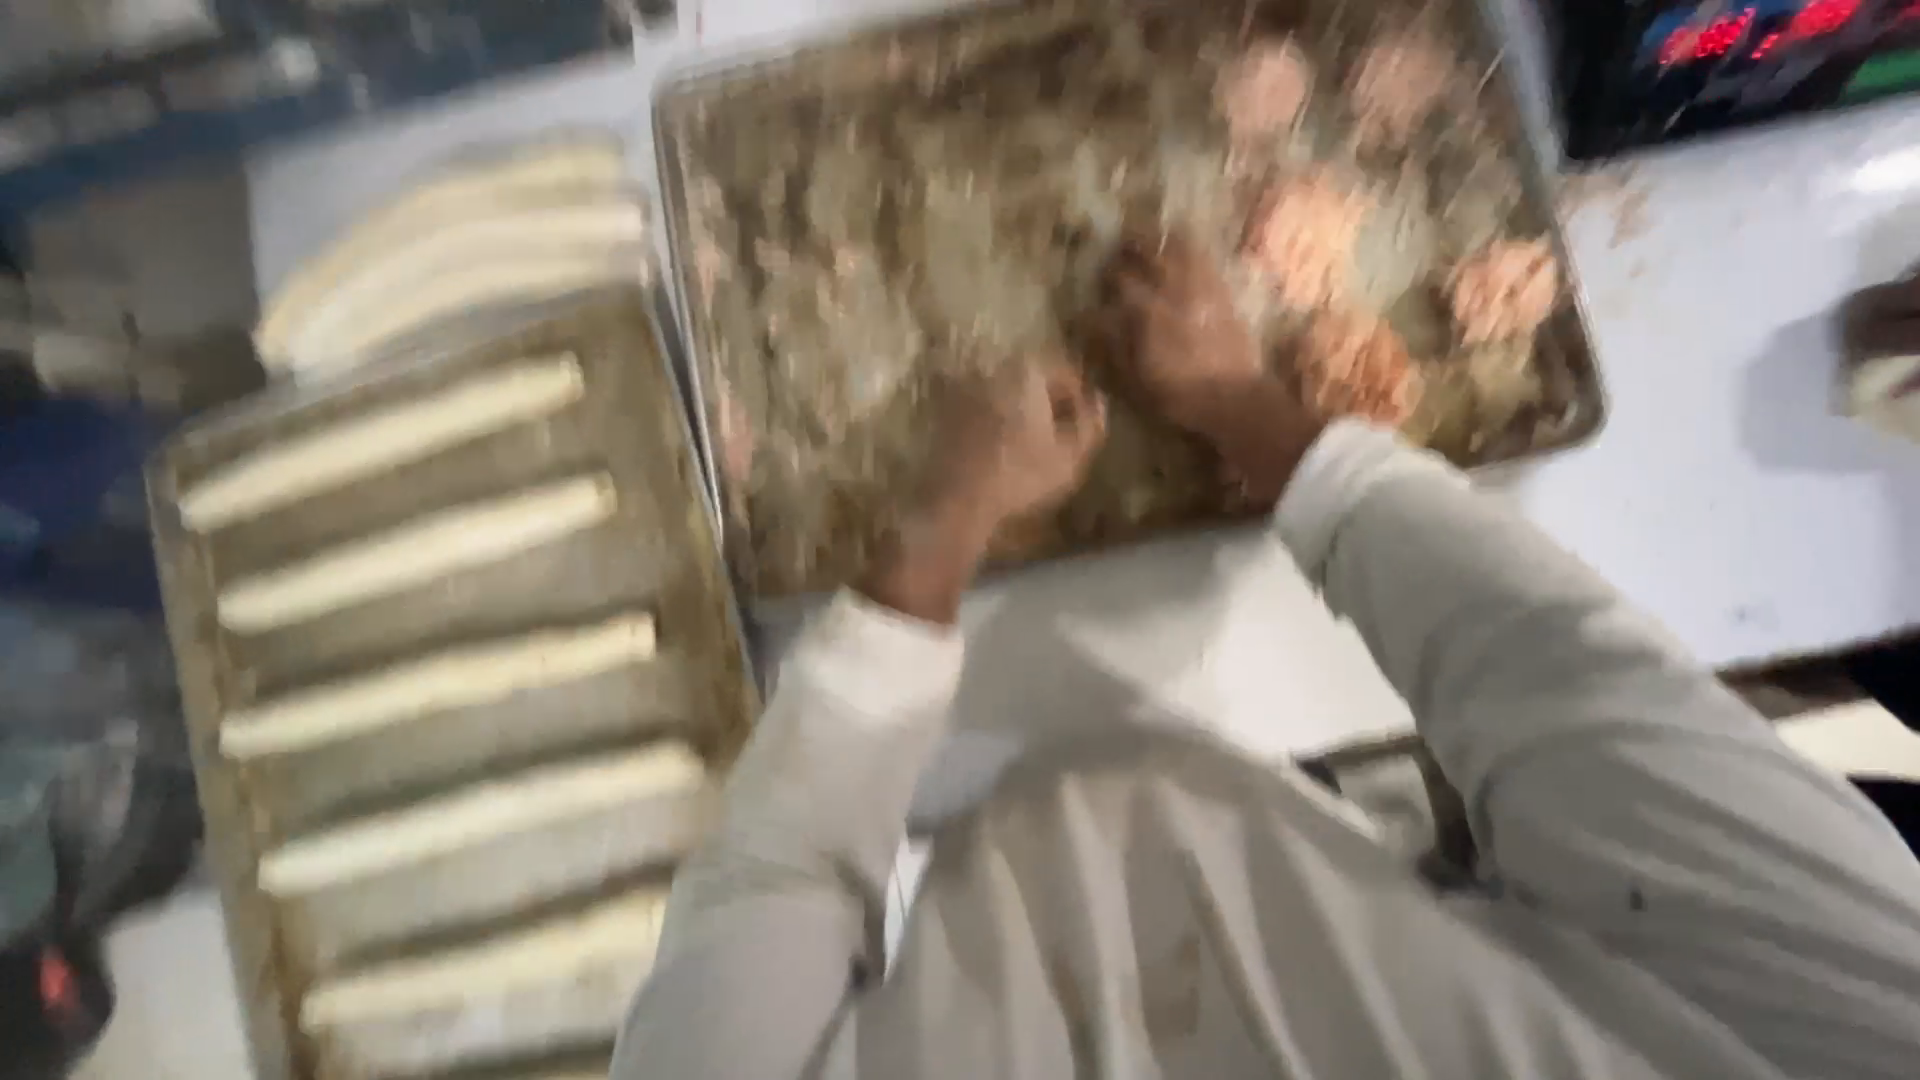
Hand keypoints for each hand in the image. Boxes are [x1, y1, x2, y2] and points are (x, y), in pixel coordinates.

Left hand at [920, 359, 1107, 534]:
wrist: (959, 500)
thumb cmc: (1021, 475)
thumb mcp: (1070, 455)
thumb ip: (1091, 424)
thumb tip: (1098, 401)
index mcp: (1026, 371)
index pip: (1064, 369)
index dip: (1079, 394)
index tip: (1085, 418)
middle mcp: (992, 370)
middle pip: (1031, 377)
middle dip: (1049, 399)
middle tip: (1061, 428)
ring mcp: (964, 390)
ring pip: (1005, 392)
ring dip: (1021, 410)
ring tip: (1033, 441)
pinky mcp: (946, 414)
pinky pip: (982, 409)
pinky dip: (996, 420)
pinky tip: (1003, 448)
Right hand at [1100, 229, 1323, 504]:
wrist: (1235, 399)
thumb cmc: (1179, 396)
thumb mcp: (1135, 379)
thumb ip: (1113, 345)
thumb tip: (1093, 321)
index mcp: (1148, 313)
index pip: (1117, 284)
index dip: (1102, 282)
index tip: (1091, 290)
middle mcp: (1174, 291)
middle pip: (1148, 253)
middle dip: (1128, 248)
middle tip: (1117, 250)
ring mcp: (1201, 287)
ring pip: (1179, 246)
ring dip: (1161, 239)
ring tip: (1150, 239)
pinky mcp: (1222, 291)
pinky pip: (1204, 258)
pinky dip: (1189, 248)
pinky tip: (1182, 251)